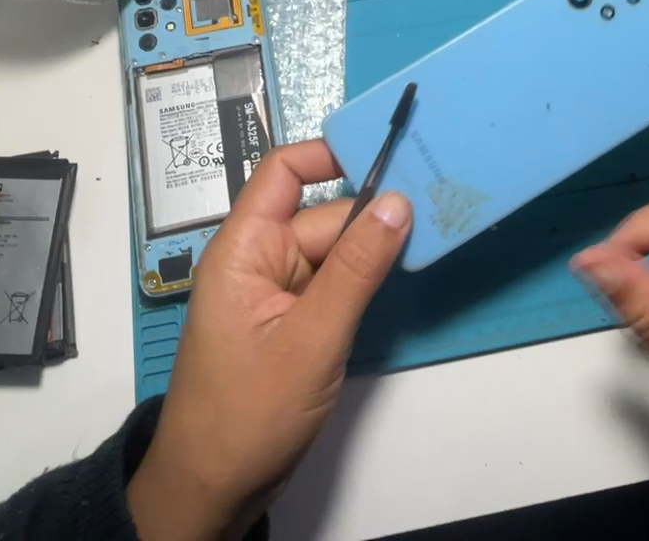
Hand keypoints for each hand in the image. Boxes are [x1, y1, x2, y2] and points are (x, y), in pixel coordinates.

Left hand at [128, 140, 411, 540]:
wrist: (213, 492)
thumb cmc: (249, 412)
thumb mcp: (312, 338)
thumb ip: (358, 269)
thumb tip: (398, 203)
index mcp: (245, 247)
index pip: (283, 174)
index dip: (328, 156)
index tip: (384, 156)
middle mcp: (260, 259)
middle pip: (322, 216)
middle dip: (371, 216)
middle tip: (434, 207)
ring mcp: (277, 291)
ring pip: (334, 251)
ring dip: (373, 250)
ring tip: (428, 236)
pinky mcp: (293, 318)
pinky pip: (333, 282)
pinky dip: (363, 278)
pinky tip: (398, 273)